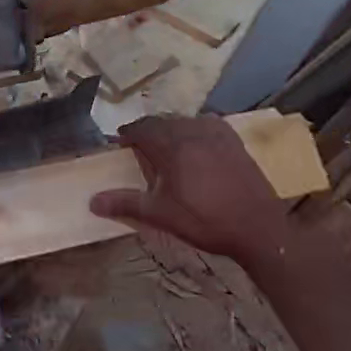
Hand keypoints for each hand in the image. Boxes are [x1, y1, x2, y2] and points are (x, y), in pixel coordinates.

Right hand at [89, 114, 289, 262]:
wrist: (257, 228)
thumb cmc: (204, 221)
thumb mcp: (160, 214)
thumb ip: (125, 204)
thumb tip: (92, 202)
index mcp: (172, 147)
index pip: (142, 128)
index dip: (128, 133)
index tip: (120, 142)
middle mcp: (194, 133)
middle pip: (163, 121)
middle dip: (148, 130)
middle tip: (139, 147)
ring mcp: (218, 135)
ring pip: (186, 121)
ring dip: (171, 129)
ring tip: (165, 146)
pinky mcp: (235, 142)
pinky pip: (208, 125)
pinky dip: (194, 129)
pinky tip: (196, 144)